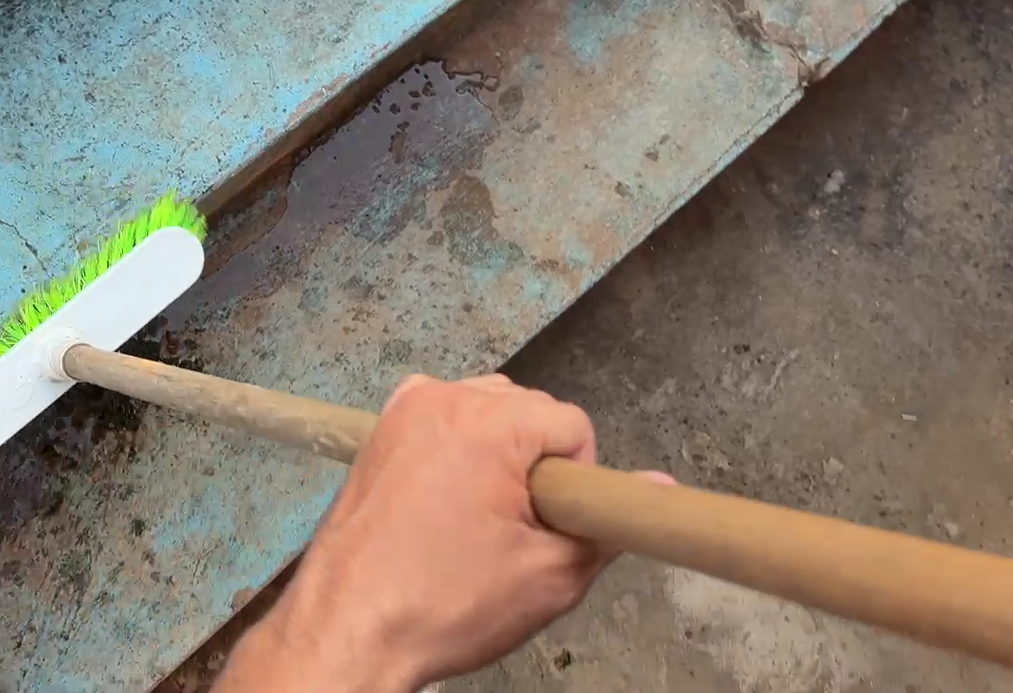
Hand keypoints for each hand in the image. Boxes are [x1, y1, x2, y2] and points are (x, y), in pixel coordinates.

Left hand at [217, 375, 670, 692]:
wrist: (353, 616)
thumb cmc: (448, 599)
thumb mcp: (550, 576)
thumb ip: (606, 524)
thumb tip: (660, 485)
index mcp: (489, 422)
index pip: (571, 422)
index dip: (576, 476)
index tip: (550, 520)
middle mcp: (444, 395)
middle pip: (526, 408)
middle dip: (535, 459)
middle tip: (514, 521)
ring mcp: (407, 404)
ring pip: (484, 406)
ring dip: (497, 448)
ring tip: (478, 512)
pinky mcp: (383, 422)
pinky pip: (443, 412)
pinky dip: (457, 440)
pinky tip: (446, 492)